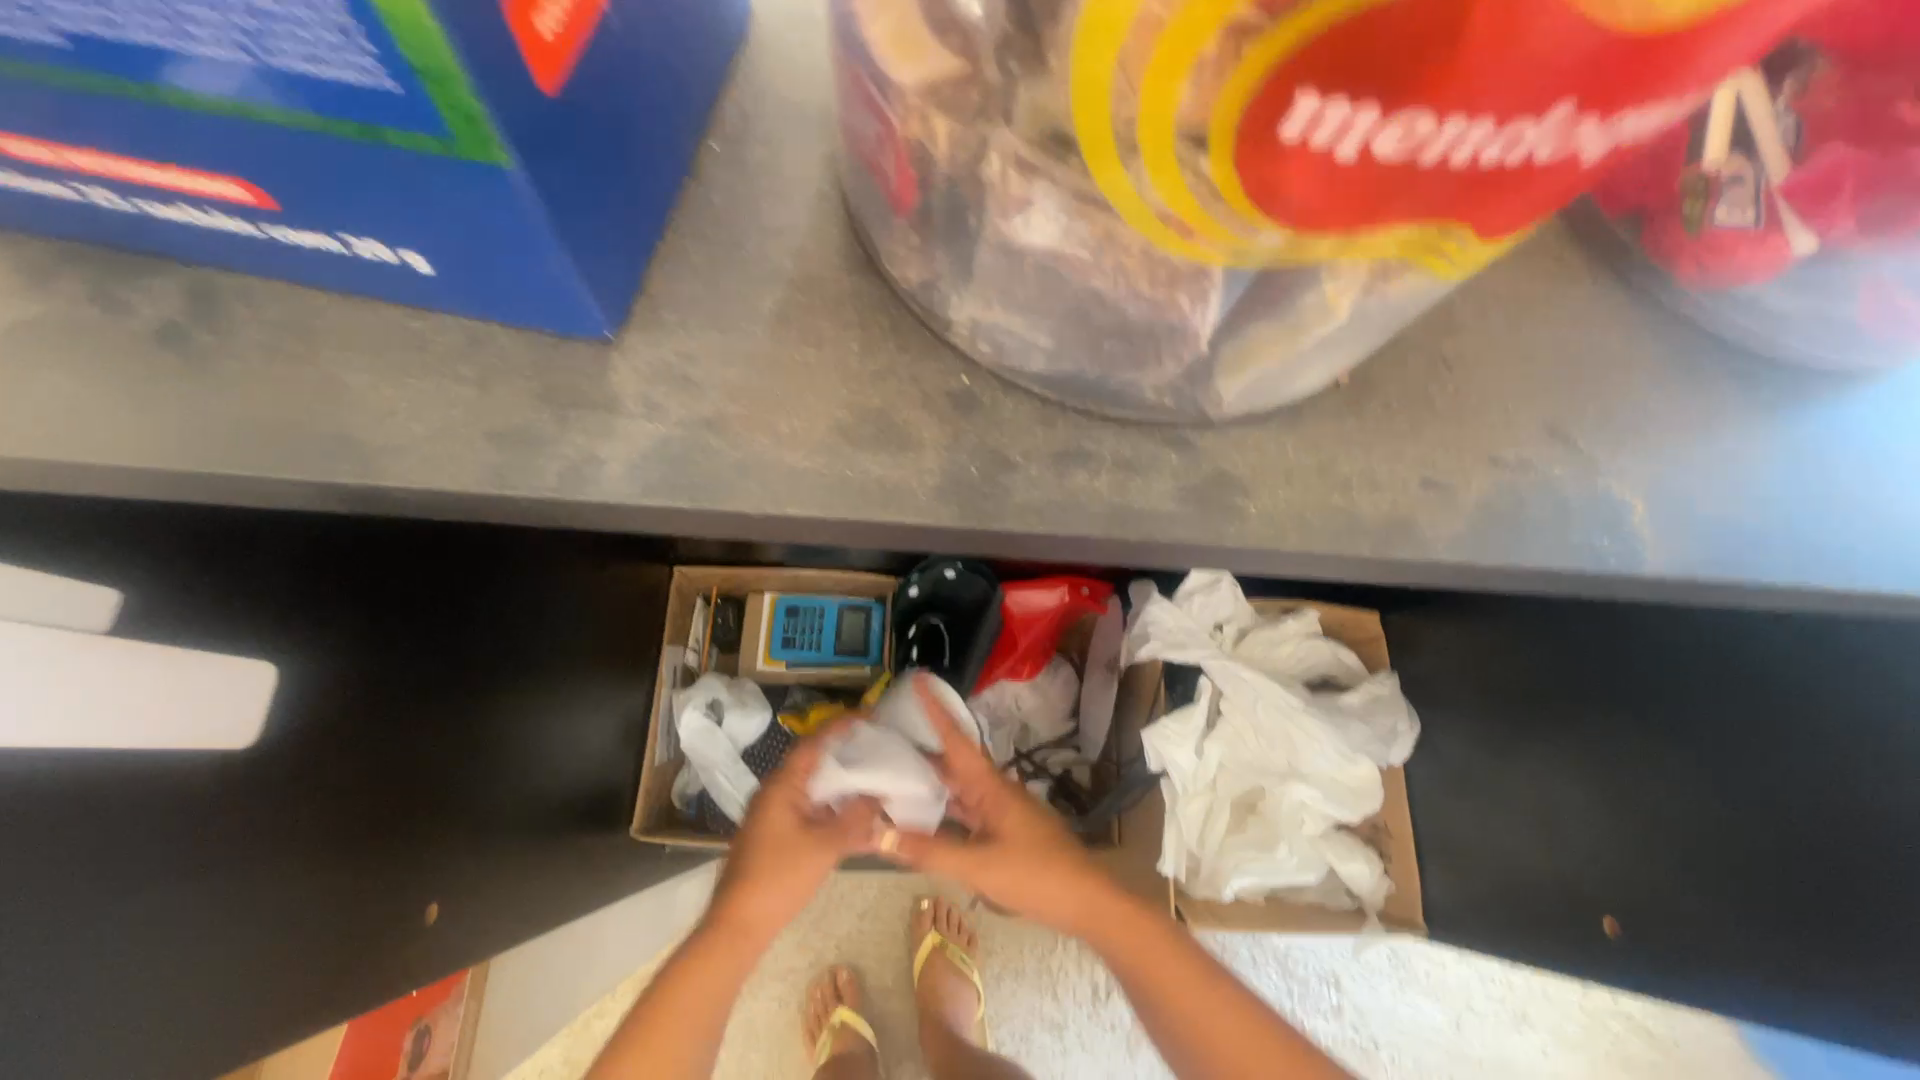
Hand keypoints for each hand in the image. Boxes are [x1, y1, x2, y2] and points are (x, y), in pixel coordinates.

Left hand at [706, 717, 882, 940]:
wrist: (739, 924)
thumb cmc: (780, 877)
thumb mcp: (825, 846)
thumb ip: (855, 818)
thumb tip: (878, 797)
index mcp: (782, 786)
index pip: (814, 744)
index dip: (840, 728)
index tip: (868, 718)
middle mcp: (776, 794)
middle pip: (815, 766)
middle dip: (848, 759)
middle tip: (881, 752)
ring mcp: (775, 817)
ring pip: (815, 793)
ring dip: (844, 790)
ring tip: (878, 785)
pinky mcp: (778, 838)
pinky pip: (812, 814)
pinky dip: (835, 814)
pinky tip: (861, 826)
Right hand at [876, 675, 1122, 937]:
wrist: (1085, 901)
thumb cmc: (1035, 875)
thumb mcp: (978, 865)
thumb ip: (929, 850)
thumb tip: (878, 834)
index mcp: (991, 787)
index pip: (957, 740)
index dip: (937, 711)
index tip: (921, 680)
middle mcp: (995, 792)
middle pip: (954, 763)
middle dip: (922, 748)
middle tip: (885, 735)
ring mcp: (1001, 813)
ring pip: (959, 790)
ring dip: (931, 782)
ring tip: (893, 773)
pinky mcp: (1004, 833)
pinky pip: (966, 813)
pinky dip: (943, 811)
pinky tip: (923, 818)